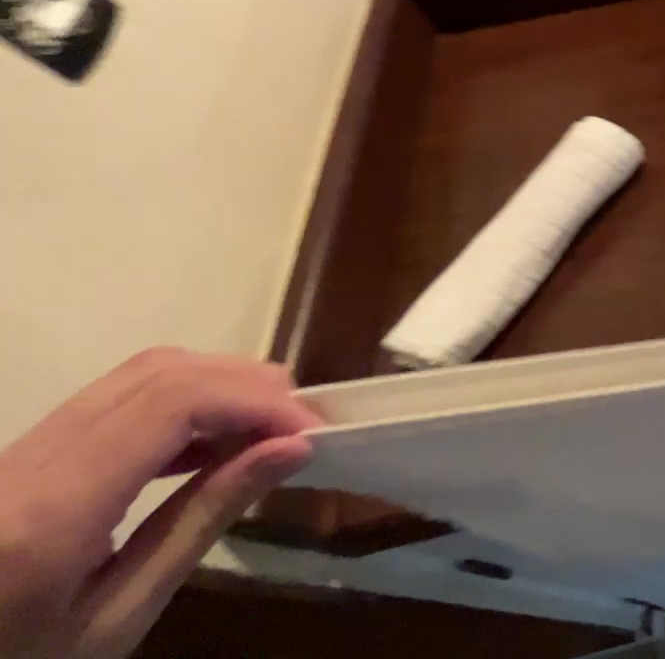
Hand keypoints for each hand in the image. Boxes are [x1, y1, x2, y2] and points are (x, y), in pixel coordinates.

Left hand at [0, 349, 322, 658]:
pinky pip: (120, 396)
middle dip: (250, 387)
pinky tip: (212, 441)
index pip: (174, 403)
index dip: (258, 401)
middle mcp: (24, 463)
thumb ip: (204, 520)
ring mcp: (16, 451)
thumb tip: (294, 447)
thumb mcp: (119, 614)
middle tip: (299, 428)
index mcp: (47, 512)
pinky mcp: (24, 452)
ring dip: (222, 387)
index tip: (312, 433)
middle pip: (163, 373)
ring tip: (264, 430)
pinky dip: (187, 401)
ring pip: (143, 373)